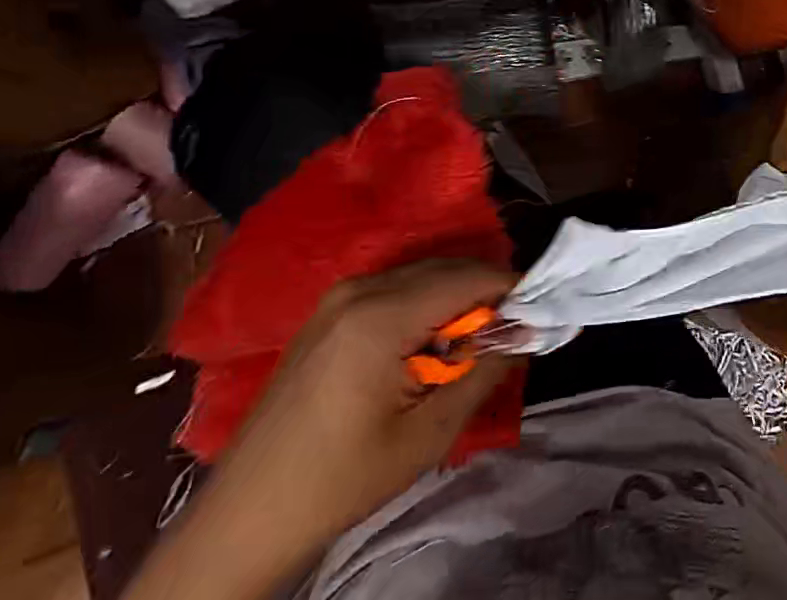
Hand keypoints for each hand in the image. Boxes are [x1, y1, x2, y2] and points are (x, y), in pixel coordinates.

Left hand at [191, 261, 520, 571]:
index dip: (514, 291)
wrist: (246, 518)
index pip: (472, 277)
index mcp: (382, 316)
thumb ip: (488, 368)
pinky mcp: (327, 314)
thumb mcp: (433, 429)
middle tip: (511, 334)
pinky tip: (431, 345)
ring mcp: (336, 299)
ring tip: (474, 344)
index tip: (540, 316)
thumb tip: (530, 330)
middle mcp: (358, 291)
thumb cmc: (344, 477)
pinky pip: (397, 288)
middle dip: (488, 295)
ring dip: (459, 299)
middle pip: (450, 269)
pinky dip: (429, 304)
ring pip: (425, 275)